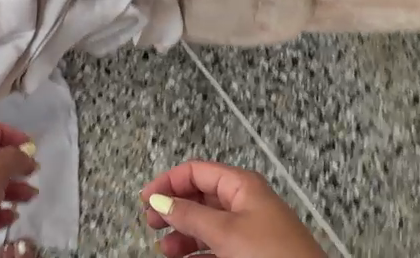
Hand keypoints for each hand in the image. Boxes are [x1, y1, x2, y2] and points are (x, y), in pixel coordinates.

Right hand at [141, 161, 325, 257]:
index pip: (195, 171)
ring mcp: (252, 228)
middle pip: (201, 196)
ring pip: (209, 224)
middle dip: (175, 209)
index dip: (168, 183)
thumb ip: (189, 214)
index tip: (146, 200)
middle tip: (151, 223)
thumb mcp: (225, 232)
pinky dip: (201, 252)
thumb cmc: (272, 255)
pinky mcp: (256, 253)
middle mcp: (246, 201)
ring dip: (184, 234)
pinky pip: (220, 245)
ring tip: (165, 249)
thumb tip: (160, 199)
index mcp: (241, 184)